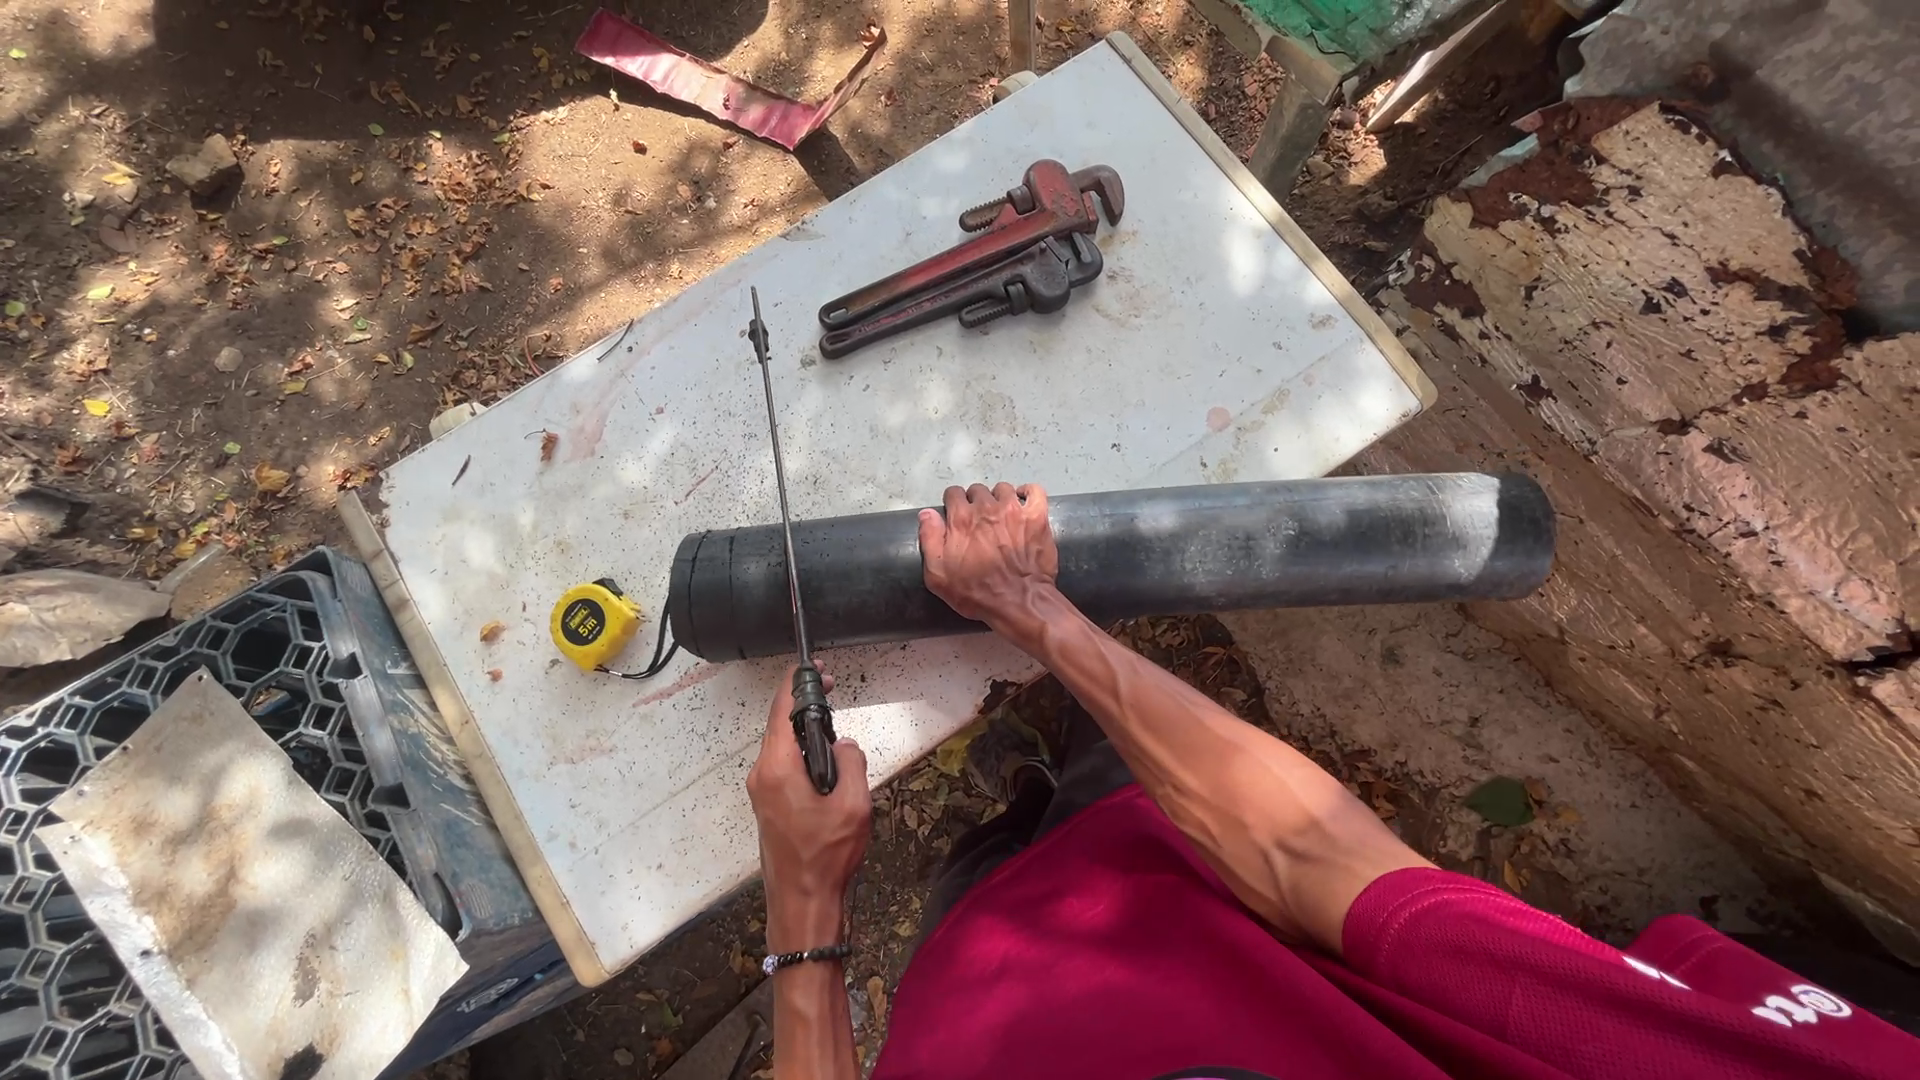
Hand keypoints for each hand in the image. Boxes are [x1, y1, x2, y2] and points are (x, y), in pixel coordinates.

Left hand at [746, 668, 869, 950]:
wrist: (803, 906)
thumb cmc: (826, 855)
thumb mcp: (853, 804)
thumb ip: (851, 762)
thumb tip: (843, 746)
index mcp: (777, 767)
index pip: (781, 710)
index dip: (797, 684)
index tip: (814, 670)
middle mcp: (762, 775)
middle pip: (780, 727)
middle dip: (806, 708)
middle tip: (833, 694)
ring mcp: (761, 793)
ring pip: (783, 749)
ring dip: (807, 736)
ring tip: (837, 736)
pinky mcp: (768, 807)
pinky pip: (783, 768)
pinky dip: (803, 757)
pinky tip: (826, 769)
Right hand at [918, 482, 1059, 632]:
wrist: (1018, 602)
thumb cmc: (976, 592)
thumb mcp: (938, 574)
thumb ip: (929, 539)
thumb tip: (927, 514)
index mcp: (962, 519)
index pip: (953, 493)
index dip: (953, 505)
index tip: (957, 518)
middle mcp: (987, 508)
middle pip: (978, 490)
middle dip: (975, 502)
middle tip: (979, 522)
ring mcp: (1014, 510)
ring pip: (1003, 489)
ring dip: (999, 499)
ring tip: (1001, 515)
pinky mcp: (1037, 517)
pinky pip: (1034, 491)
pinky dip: (1028, 493)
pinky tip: (1023, 504)